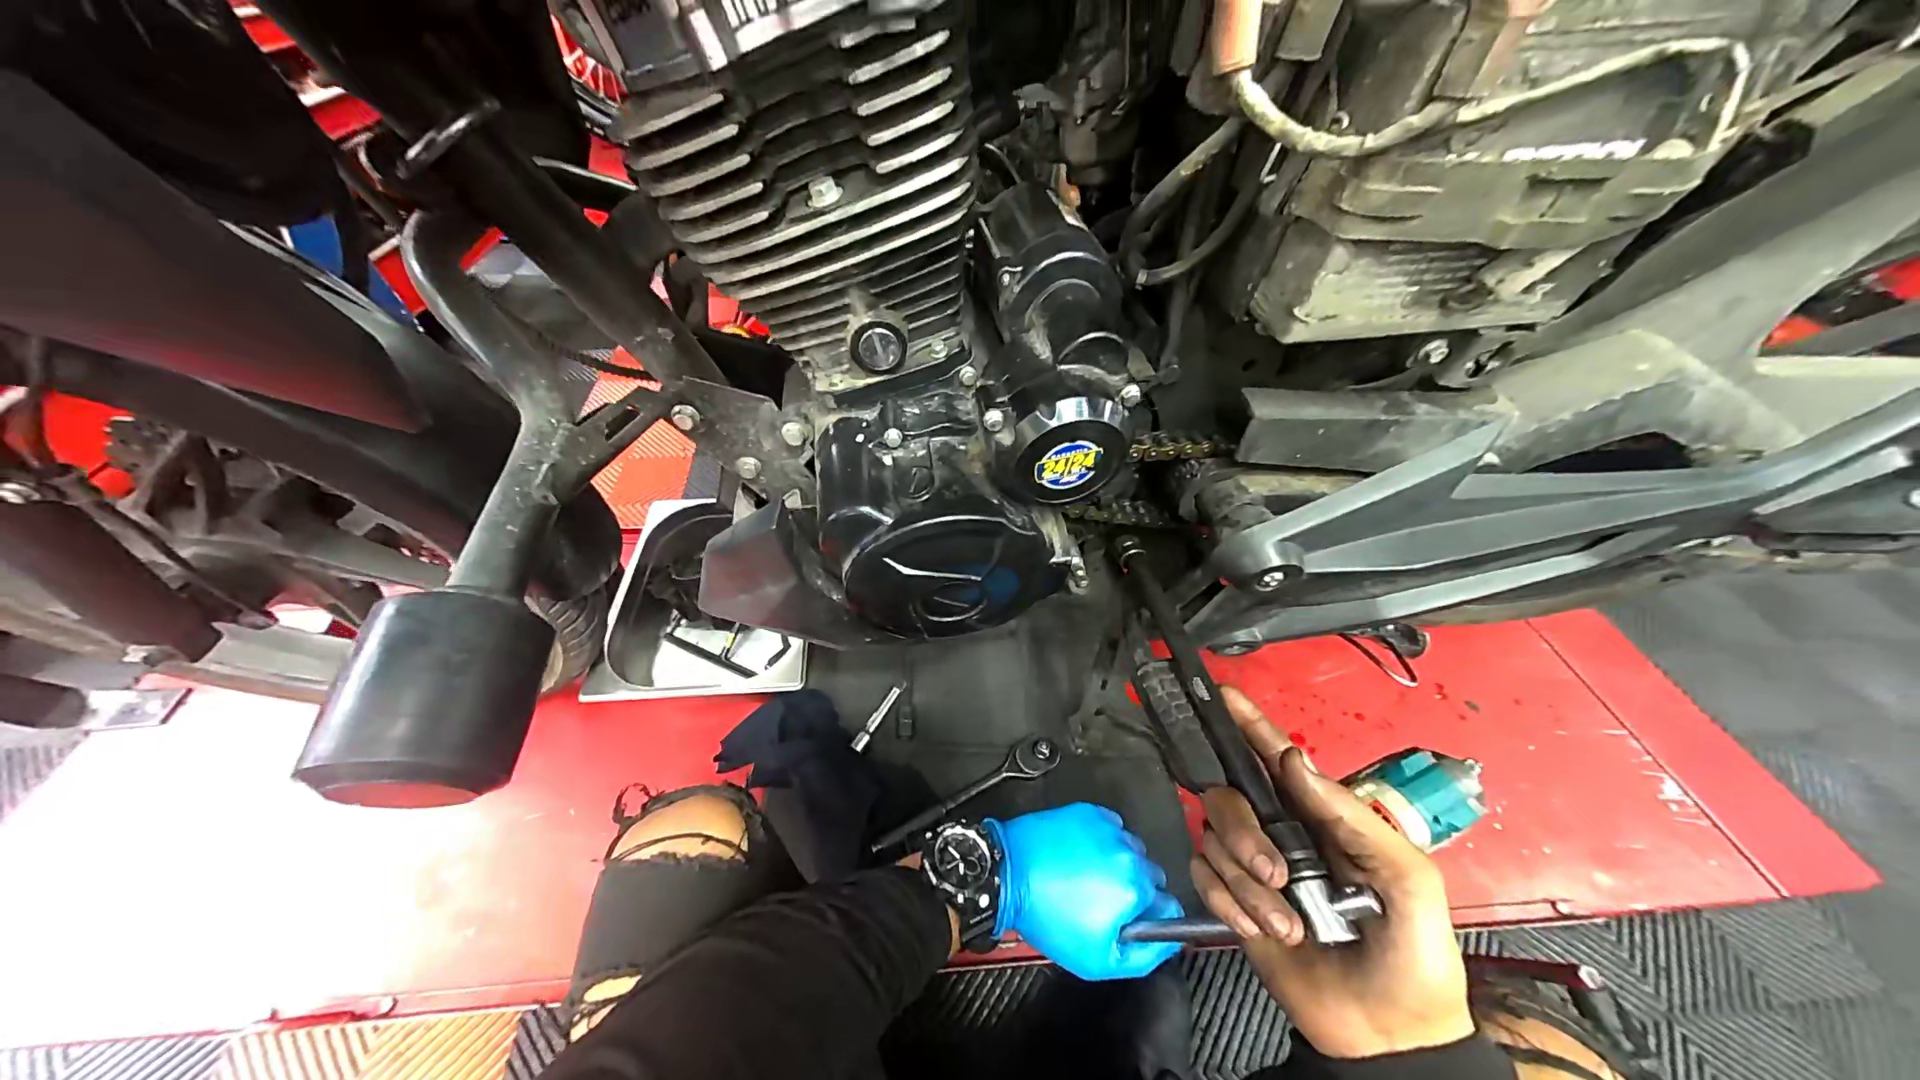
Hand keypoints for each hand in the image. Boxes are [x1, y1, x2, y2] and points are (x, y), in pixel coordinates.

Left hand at [987, 803, 1182, 980]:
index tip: (1133, 921)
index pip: (1169, 906)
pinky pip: (1110, 827)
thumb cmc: (1047, 913)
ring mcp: (1107, 828)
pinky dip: (1102, 841)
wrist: (1009, 872)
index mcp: (1136, 888)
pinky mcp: (1088, 812)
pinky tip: (1082, 854)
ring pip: (1131, 850)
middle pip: (1151, 875)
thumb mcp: (1097, 959)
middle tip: (1104, 900)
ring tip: (1089, 876)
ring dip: (1120, 863)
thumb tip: (1168, 942)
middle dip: (1135, 890)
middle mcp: (1128, 852)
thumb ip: (1144, 956)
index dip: (1152, 919)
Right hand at [1190, 686, 1473, 1058]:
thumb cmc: (1411, 951)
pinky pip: (1202, 876)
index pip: (1273, 756)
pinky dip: (1228, 903)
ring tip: (1288, 923)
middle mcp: (1276, 830)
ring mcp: (1249, 863)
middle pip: (1226, 796)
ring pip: (1211, 838)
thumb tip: (1294, 760)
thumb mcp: (1407, 880)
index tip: (1219, 694)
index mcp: (1318, 815)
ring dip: (1246, 885)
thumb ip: (1354, 818)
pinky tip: (1263, 929)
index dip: (1247, 723)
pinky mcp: (1229, 898)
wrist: (1386, 1032)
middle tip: (1280, 878)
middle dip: (1245, 835)